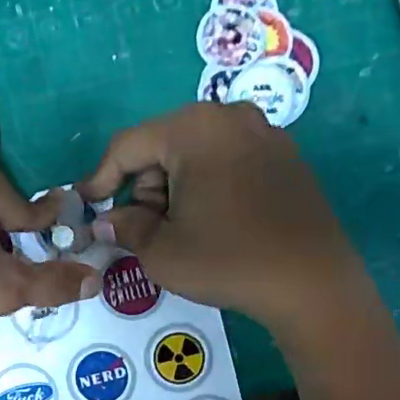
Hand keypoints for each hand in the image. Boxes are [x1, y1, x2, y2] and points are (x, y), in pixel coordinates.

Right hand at [77, 102, 367, 327]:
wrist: (311, 282)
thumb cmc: (229, 262)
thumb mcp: (164, 253)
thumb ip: (127, 228)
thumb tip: (109, 219)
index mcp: (194, 128)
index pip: (129, 145)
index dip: (101, 177)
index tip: (88, 204)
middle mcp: (231, 117)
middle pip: (166, 146)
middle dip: (147, 188)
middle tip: (145, 233)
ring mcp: (266, 136)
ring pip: (200, 157)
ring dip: (179, 192)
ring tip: (185, 237)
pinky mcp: (288, 161)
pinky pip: (232, 166)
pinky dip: (212, 191)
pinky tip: (218, 229)